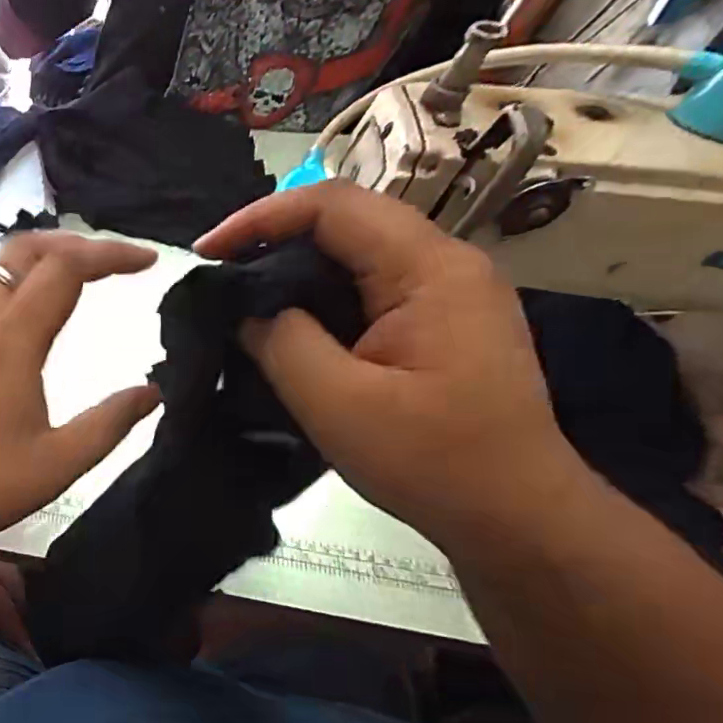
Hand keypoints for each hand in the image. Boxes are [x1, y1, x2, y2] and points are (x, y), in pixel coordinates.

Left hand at [0, 233, 161, 557]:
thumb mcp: (62, 462)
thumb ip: (111, 422)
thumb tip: (152, 392)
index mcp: (11, 343)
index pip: (65, 269)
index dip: (111, 254)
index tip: (149, 263)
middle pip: (26, 249)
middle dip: (76, 243)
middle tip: (115, 261)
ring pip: (0, 264)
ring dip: (44, 256)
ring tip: (83, 274)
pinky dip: (19, 278)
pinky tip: (36, 305)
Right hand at [195, 182, 591, 543]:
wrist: (516, 517)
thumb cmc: (433, 461)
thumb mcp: (339, 405)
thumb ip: (283, 344)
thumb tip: (248, 312)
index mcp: (429, 268)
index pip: (334, 205)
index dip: (260, 217)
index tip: (207, 253)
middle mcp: (445, 265)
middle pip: (347, 223)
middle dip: (274, 241)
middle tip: (219, 279)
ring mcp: (449, 295)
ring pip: (357, 257)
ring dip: (296, 272)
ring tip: (244, 302)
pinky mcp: (442, 326)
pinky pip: (370, 291)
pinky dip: (322, 301)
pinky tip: (292, 330)